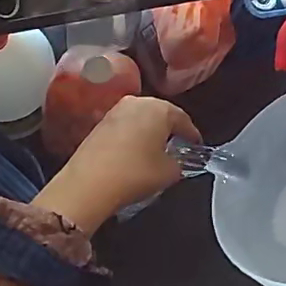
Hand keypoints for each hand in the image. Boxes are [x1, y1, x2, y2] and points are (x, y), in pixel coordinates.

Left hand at [32, 96, 198, 230]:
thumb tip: (176, 160)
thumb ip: (180, 162)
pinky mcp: (99, 122)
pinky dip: (133, 135)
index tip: (196, 146)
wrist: (88, 183)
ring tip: (156, 149)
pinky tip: (135, 151)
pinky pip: (125, 125)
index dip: (192, 134)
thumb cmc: (135, 173)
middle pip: (161, 114)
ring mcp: (115, 110)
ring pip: (141, 118)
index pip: (183, 119)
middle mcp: (137, 102)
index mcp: (159, 109)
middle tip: (178, 146)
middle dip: (170, 129)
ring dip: (149, 131)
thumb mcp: (169, 173)